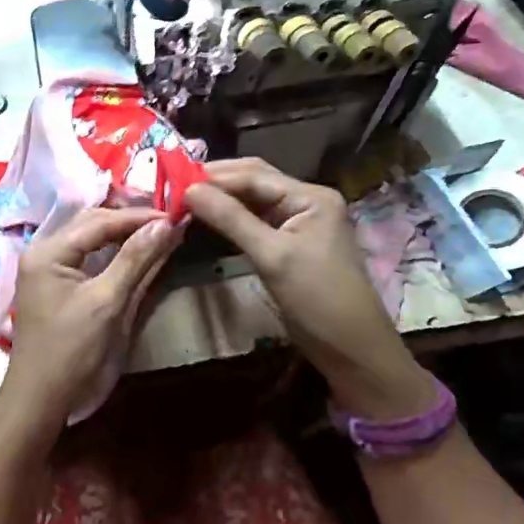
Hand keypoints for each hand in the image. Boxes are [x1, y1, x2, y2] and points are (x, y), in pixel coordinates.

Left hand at [0, 207, 181, 434]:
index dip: (138, 217)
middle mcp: (44, 252)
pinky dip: (114, 254)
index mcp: (48, 251)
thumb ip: (135, 259)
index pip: (99, 221)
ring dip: (124, 235)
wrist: (42, 399)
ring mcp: (49, 268)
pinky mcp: (58, 285)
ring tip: (158, 233)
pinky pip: (89, 258)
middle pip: (93, 224)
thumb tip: (165, 224)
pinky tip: (137, 253)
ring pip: (91, 239)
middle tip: (168, 224)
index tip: (174, 217)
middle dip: (130, 222)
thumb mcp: (107, 302)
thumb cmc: (72, 350)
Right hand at [185, 159, 436, 418]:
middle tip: (172, 187)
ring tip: (181, 200)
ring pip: (252, 201)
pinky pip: (255, 222)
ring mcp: (298, 222)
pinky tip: (206, 219)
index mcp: (310, 196)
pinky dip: (230, 219)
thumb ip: (231, 219)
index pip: (253, 175)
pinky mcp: (289, 244)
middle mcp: (305, 201)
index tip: (172, 180)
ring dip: (220, 200)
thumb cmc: (318, 299)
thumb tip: (189, 190)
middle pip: (253, 181)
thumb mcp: (272, 257)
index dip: (212, 176)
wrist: (352, 349)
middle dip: (214, 182)